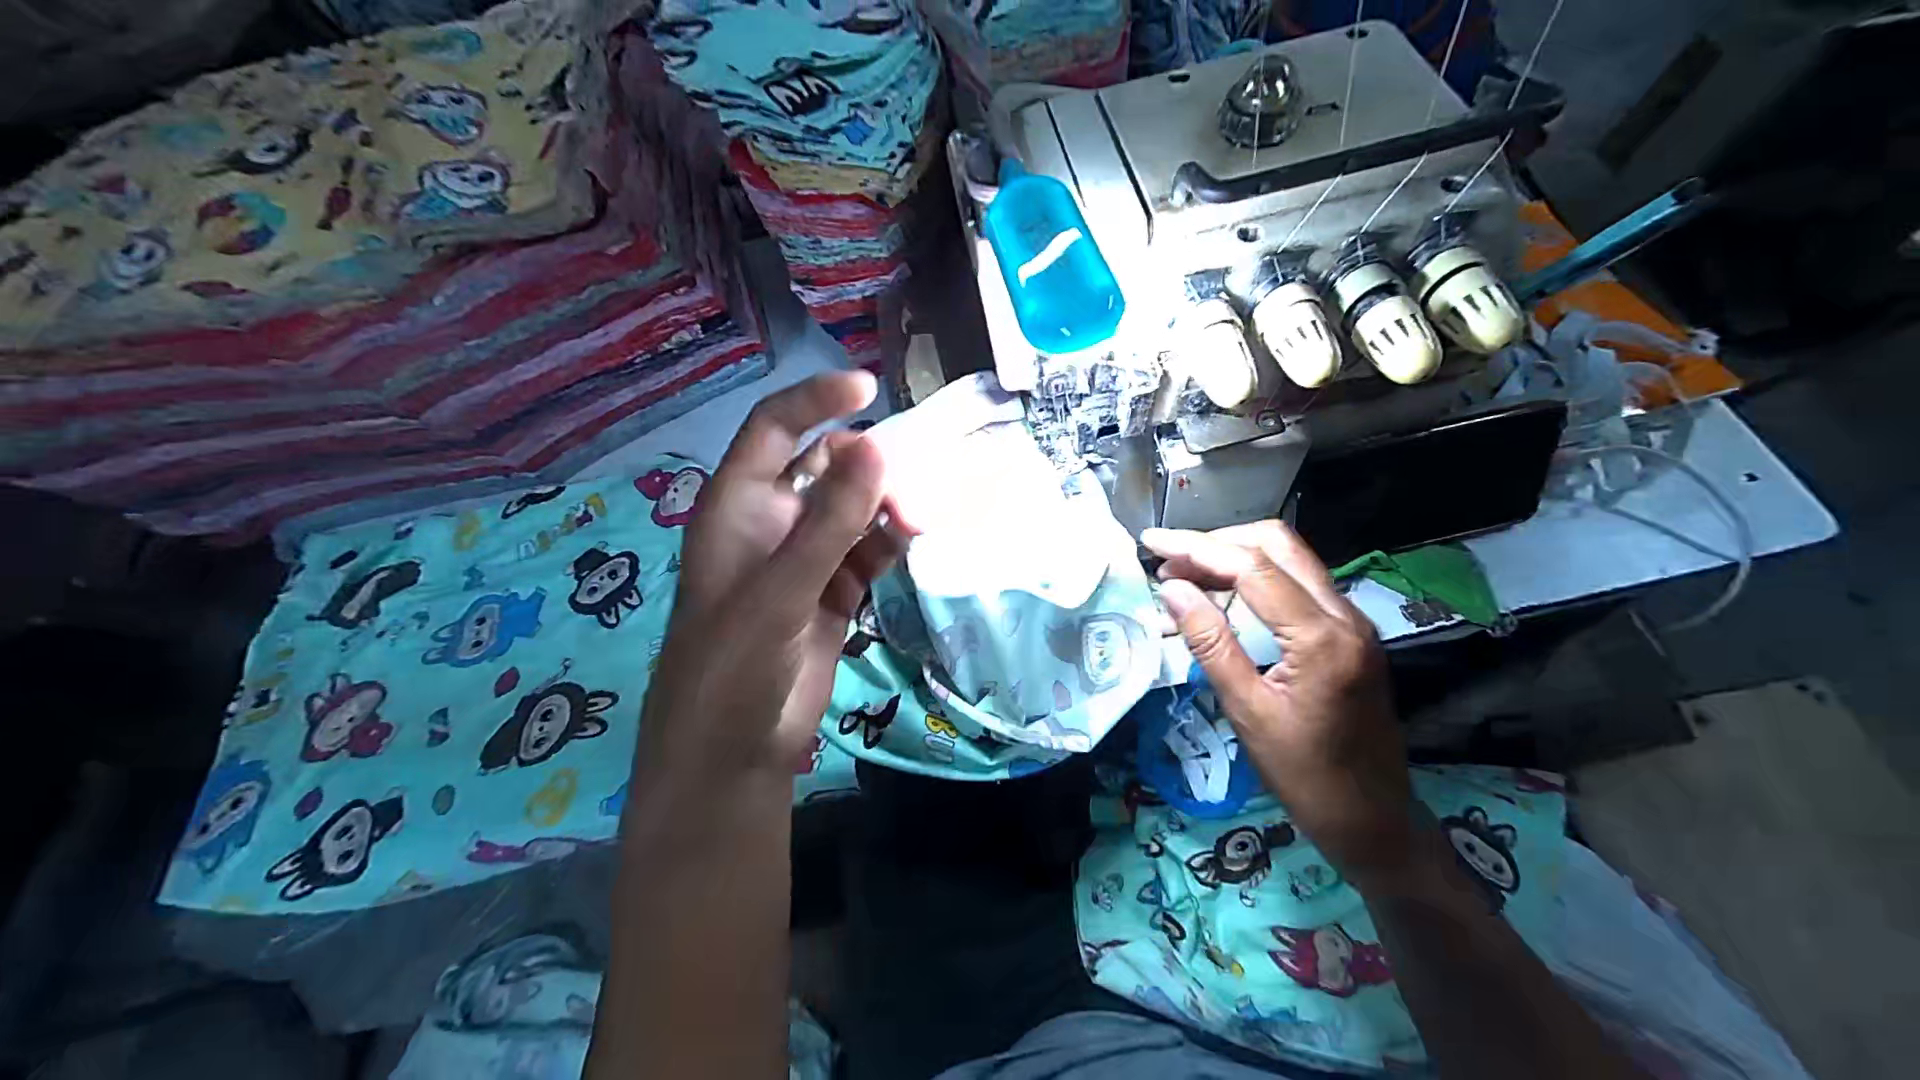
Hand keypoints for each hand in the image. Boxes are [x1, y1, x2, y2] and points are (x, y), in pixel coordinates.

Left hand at [639, 373, 905, 782]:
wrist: (733, 751)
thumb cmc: (732, 664)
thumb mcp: (780, 589)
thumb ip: (829, 521)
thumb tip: (876, 447)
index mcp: (738, 505)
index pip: (774, 429)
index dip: (815, 402)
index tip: (867, 387)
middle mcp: (772, 522)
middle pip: (825, 467)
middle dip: (867, 467)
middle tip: (908, 486)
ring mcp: (805, 558)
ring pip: (853, 510)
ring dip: (885, 507)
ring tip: (917, 521)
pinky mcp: (833, 593)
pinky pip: (868, 551)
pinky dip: (890, 542)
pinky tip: (913, 540)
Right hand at [1142, 521, 1414, 883]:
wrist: (1374, 820)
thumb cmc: (1306, 776)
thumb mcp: (1248, 711)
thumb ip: (1210, 643)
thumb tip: (1172, 589)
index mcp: (1323, 638)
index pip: (1253, 567)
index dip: (1196, 548)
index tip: (1151, 543)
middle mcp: (1345, 616)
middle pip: (1278, 544)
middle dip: (1217, 542)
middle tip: (1169, 562)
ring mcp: (1352, 622)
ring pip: (1290, 559)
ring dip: (1235, 557)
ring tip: (1185, 575)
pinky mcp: (1348, 634)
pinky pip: (1298, 584)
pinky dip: (1255, 578)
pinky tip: (1222, 597)